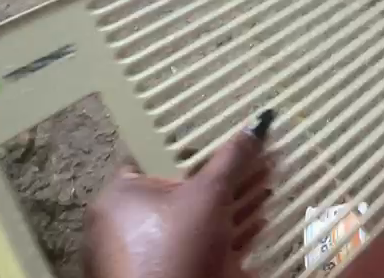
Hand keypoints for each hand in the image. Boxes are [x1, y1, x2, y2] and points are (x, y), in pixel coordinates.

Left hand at [84, 133, 269, 277]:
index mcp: (118, 197)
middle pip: (180, 186)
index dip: (192, 142)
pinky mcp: (164, 275)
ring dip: (231, 200)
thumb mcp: (211, 192)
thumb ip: (233, 156)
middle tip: (252, 155)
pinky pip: (198, 242)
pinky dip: (226, 230)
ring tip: (266, 181)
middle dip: (222, 173)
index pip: (155, 154)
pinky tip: (259, 218)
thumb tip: (258, 122)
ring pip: (193, 216)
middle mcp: (122, 225)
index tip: (222, 131)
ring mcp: (142, 255)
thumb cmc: (176, 247)